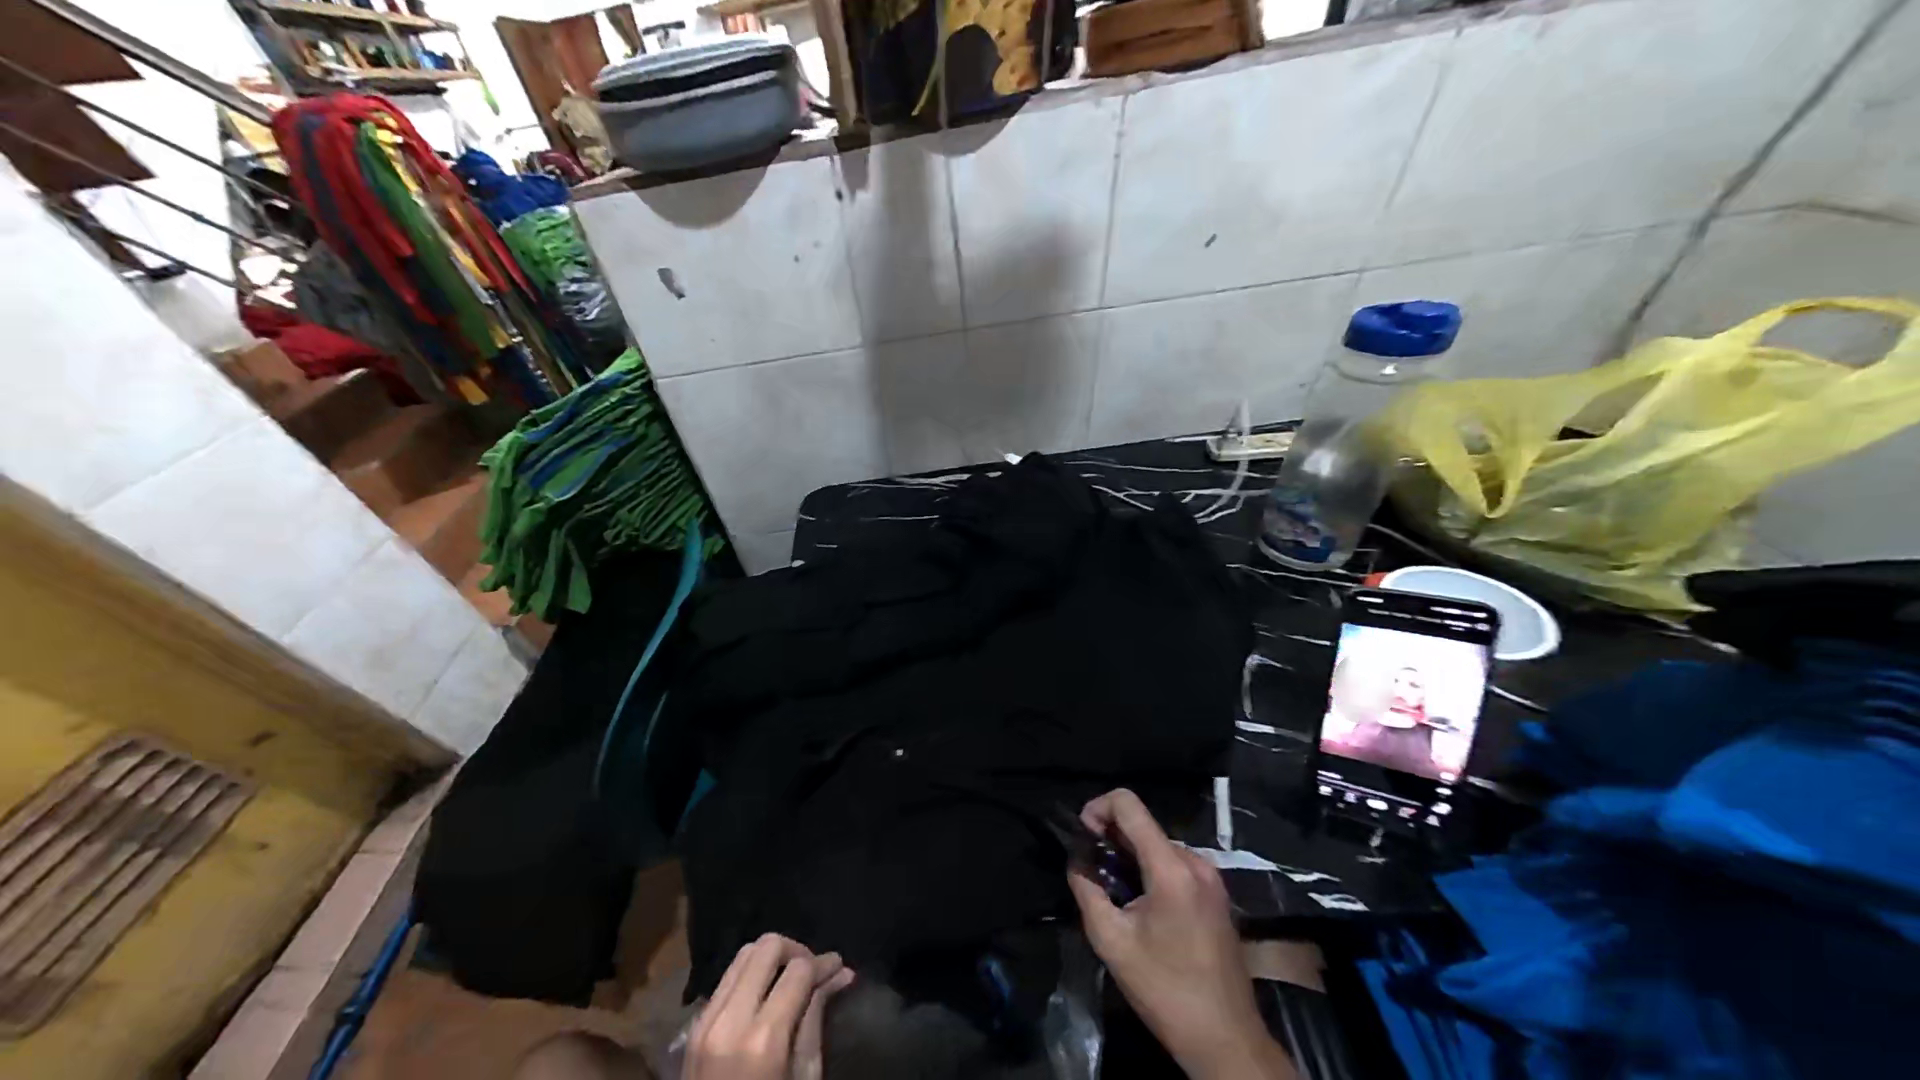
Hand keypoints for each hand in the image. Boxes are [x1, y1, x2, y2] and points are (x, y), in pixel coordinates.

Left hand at [685, 933, 855, 1079]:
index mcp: (763, 1039)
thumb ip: (815, 1018)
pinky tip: (765, 997)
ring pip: (742, 954)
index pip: (799, 969)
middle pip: (766, 947)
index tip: (839, 967)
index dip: (824, 962)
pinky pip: (726, 979)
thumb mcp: (803, 1076)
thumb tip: (840, 974)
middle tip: (813, 972)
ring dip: (771, 959)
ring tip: (791, 980)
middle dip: (796, 951)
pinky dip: (750, 976)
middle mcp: (730, 1019)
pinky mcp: (693, 1028)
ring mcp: (705, 1021)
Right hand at [1068, 790, 1298, 1079]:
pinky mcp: (1216, 894)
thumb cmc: (1165, 990)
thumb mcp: (1111, 941)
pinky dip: (1149, 870)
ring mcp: (1211, 877)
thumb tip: (1076, 861)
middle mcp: (1196, 862)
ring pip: (1157, 845)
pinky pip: (1174, 864)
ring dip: (1129, 856)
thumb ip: (1087, 890)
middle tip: (1090, 869)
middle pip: (1143, 825)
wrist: (1226, 1039)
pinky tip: (1138, 903)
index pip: (1129, 805)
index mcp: (1171, 868)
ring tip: (1112, 891)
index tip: (1082, 836)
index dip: (1098, 808)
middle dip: (1110, 838)